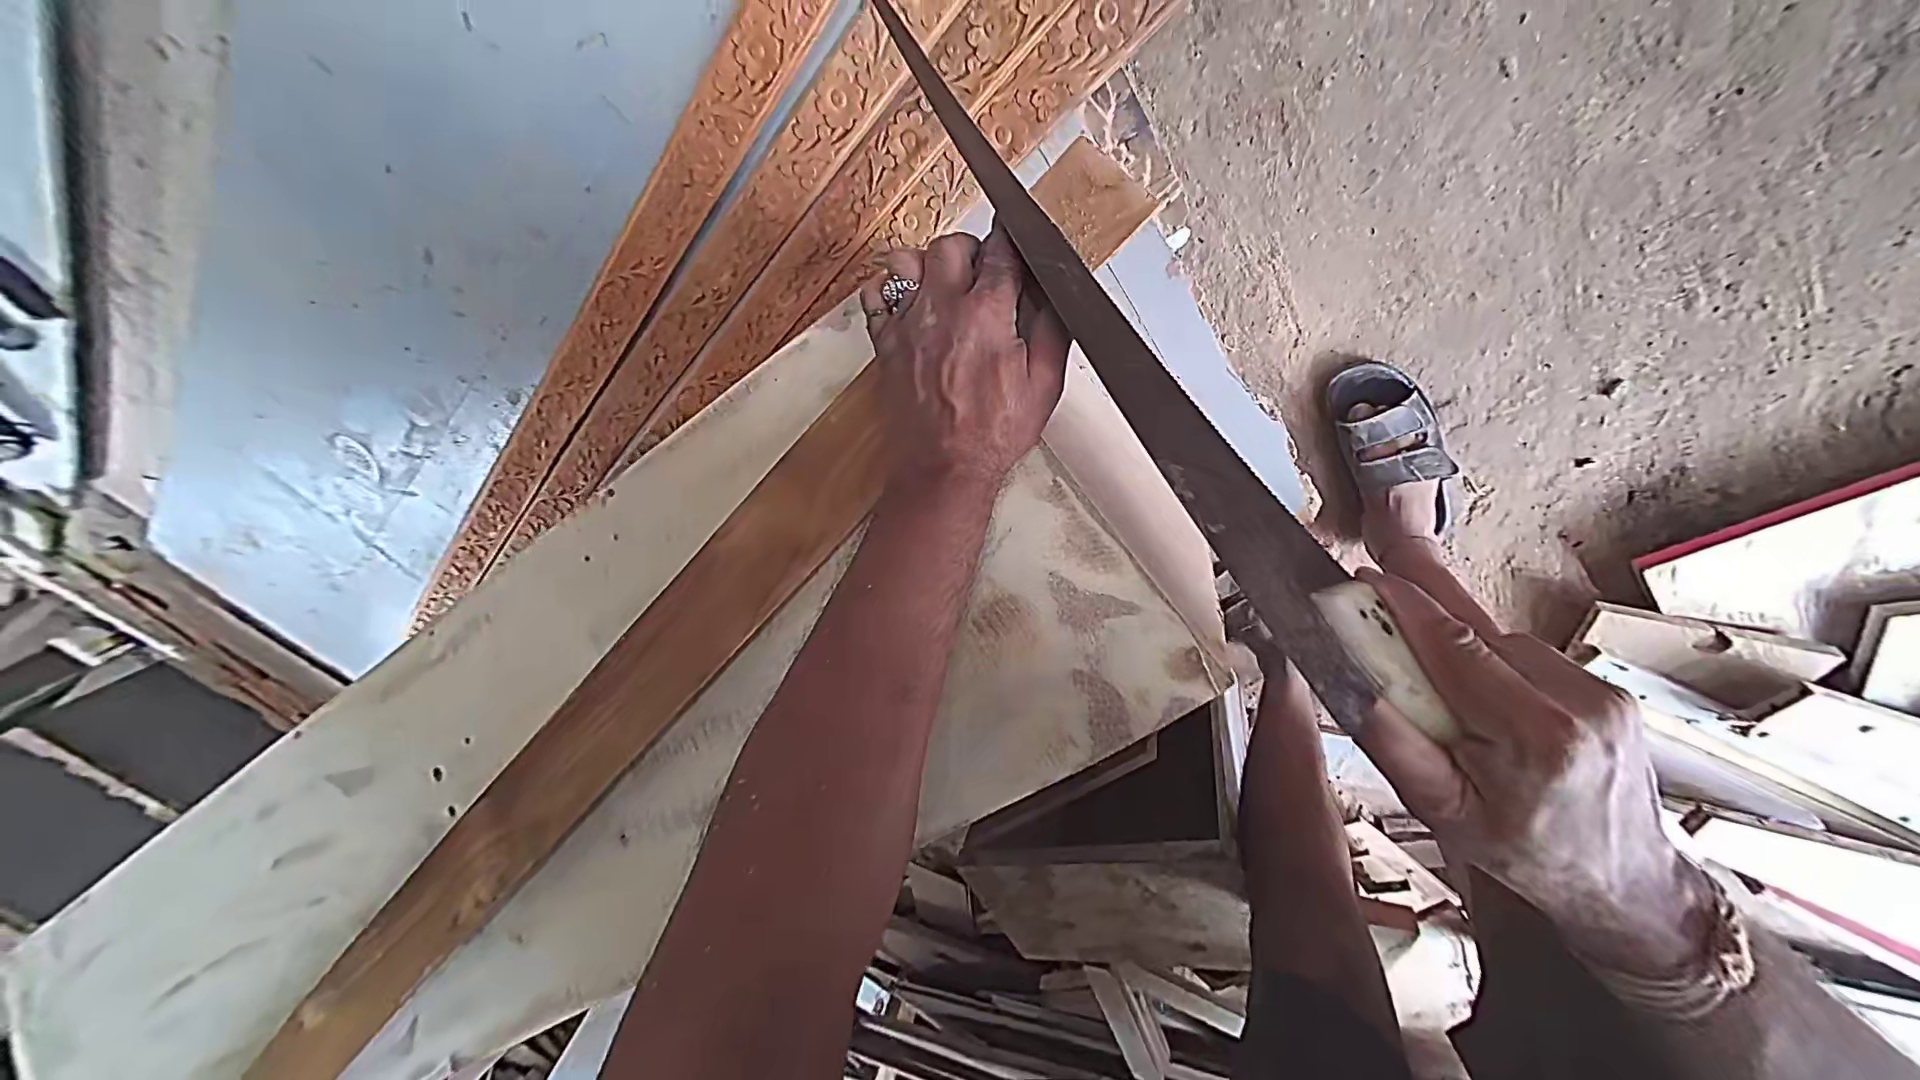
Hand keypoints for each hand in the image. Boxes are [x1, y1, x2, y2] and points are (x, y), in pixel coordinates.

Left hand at [861, 227, 1069, 494]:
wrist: (943, 469)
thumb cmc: (991, 436)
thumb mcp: (1044, 386)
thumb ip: (1053, 330)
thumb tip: (1056, 292)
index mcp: (987, 315)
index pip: (1001, 251)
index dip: (1012, 246)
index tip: (1014, 250)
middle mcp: (942, 310)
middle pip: (952, 245)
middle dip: (972, 252)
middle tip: (983, 276)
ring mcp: (907, 326)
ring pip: (907, 259)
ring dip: (928, 266)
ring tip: (945, 290)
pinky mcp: (885, 345)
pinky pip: (874, 296)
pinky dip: (890, 291)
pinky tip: (910, 308)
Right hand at [1349, 567, 1716, 977]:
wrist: (1619, 883)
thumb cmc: (1526, 852)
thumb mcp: (1437, 806)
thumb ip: (1388, 739)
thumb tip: (1348, 683)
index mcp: (1537, 734)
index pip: (1452, 643)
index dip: (1402, 603)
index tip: (1365, 580)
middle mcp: (1581, 702)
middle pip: (1476, 626)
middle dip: (1421, 599)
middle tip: (1378, 580)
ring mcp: (1600, 692)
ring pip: (1497, 636)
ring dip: (1451, 639)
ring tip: (1428, 676)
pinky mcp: (1602, 689)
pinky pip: (1522, 652)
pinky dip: (1482, 657)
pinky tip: (1471, 690)